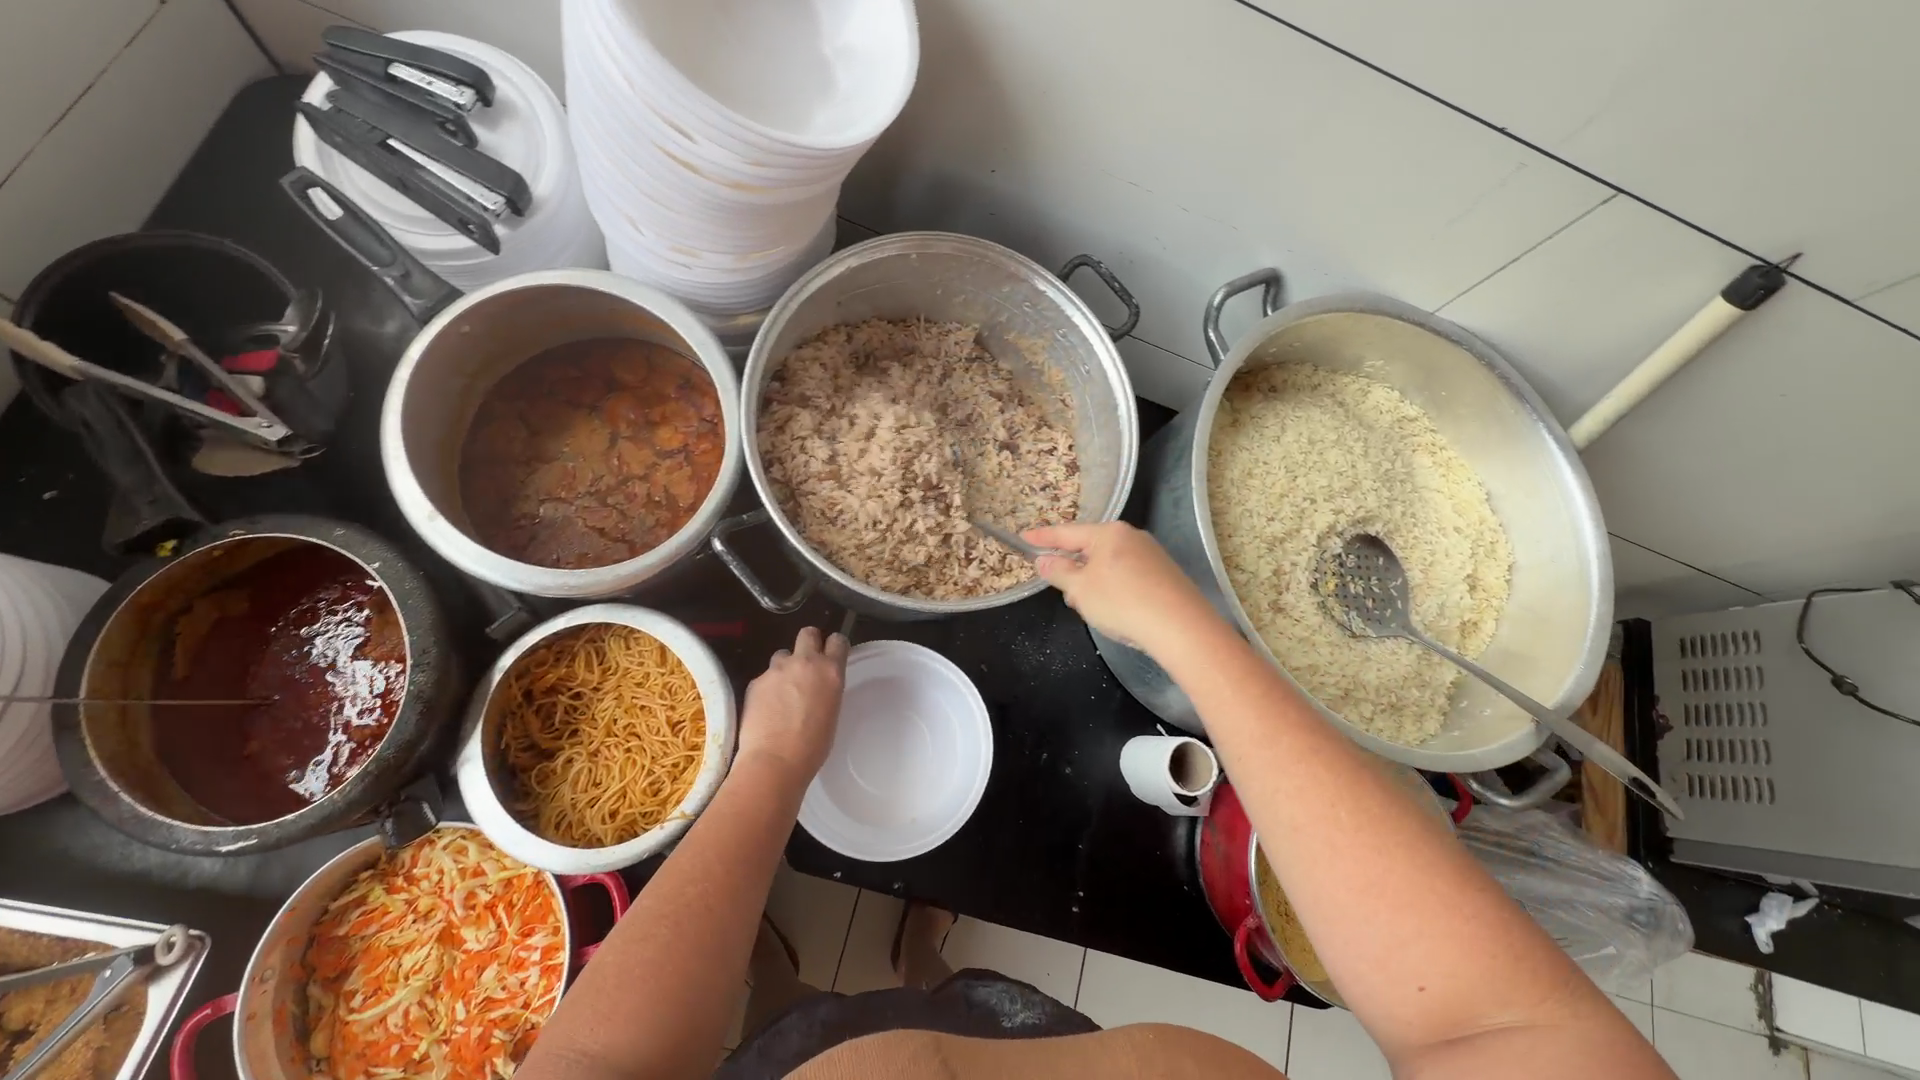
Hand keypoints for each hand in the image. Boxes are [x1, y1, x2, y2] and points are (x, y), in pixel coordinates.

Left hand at [736, 626, 849, 784]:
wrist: (775, 761)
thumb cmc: (813, 747)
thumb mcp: (832, 713)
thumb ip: (826, 690)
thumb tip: (818, 687)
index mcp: (831, 671)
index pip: (838, 641)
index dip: (835, 645)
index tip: (832, 653)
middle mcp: (805, 663)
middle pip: (808, 633)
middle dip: (809, 642)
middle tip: (806, 661)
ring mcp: (777, 669)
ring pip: (782, 654)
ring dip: (784, 666)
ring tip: (782, 691)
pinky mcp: (756, 681)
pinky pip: (765, 676)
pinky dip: (767, 687)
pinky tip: (766, 707)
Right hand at [1024, 522, 1220, 657]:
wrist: (1180, 626)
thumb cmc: (1122, 602)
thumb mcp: (1080, 589)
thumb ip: (1059, 572)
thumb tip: (1044, 560)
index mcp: (1109, 533)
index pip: (1067, 532)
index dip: (1043, 537)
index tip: (1025, 537)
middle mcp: (1132, 537)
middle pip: (1091, 548)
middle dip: (1073, 567)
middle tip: (1062, 589)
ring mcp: (1151, 555)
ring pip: (1109, 564)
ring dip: (1093, 582)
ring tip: (1088, 607)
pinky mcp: (1164, 575)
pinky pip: (1128, 576)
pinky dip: (1113, 589)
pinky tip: (1115, 611)